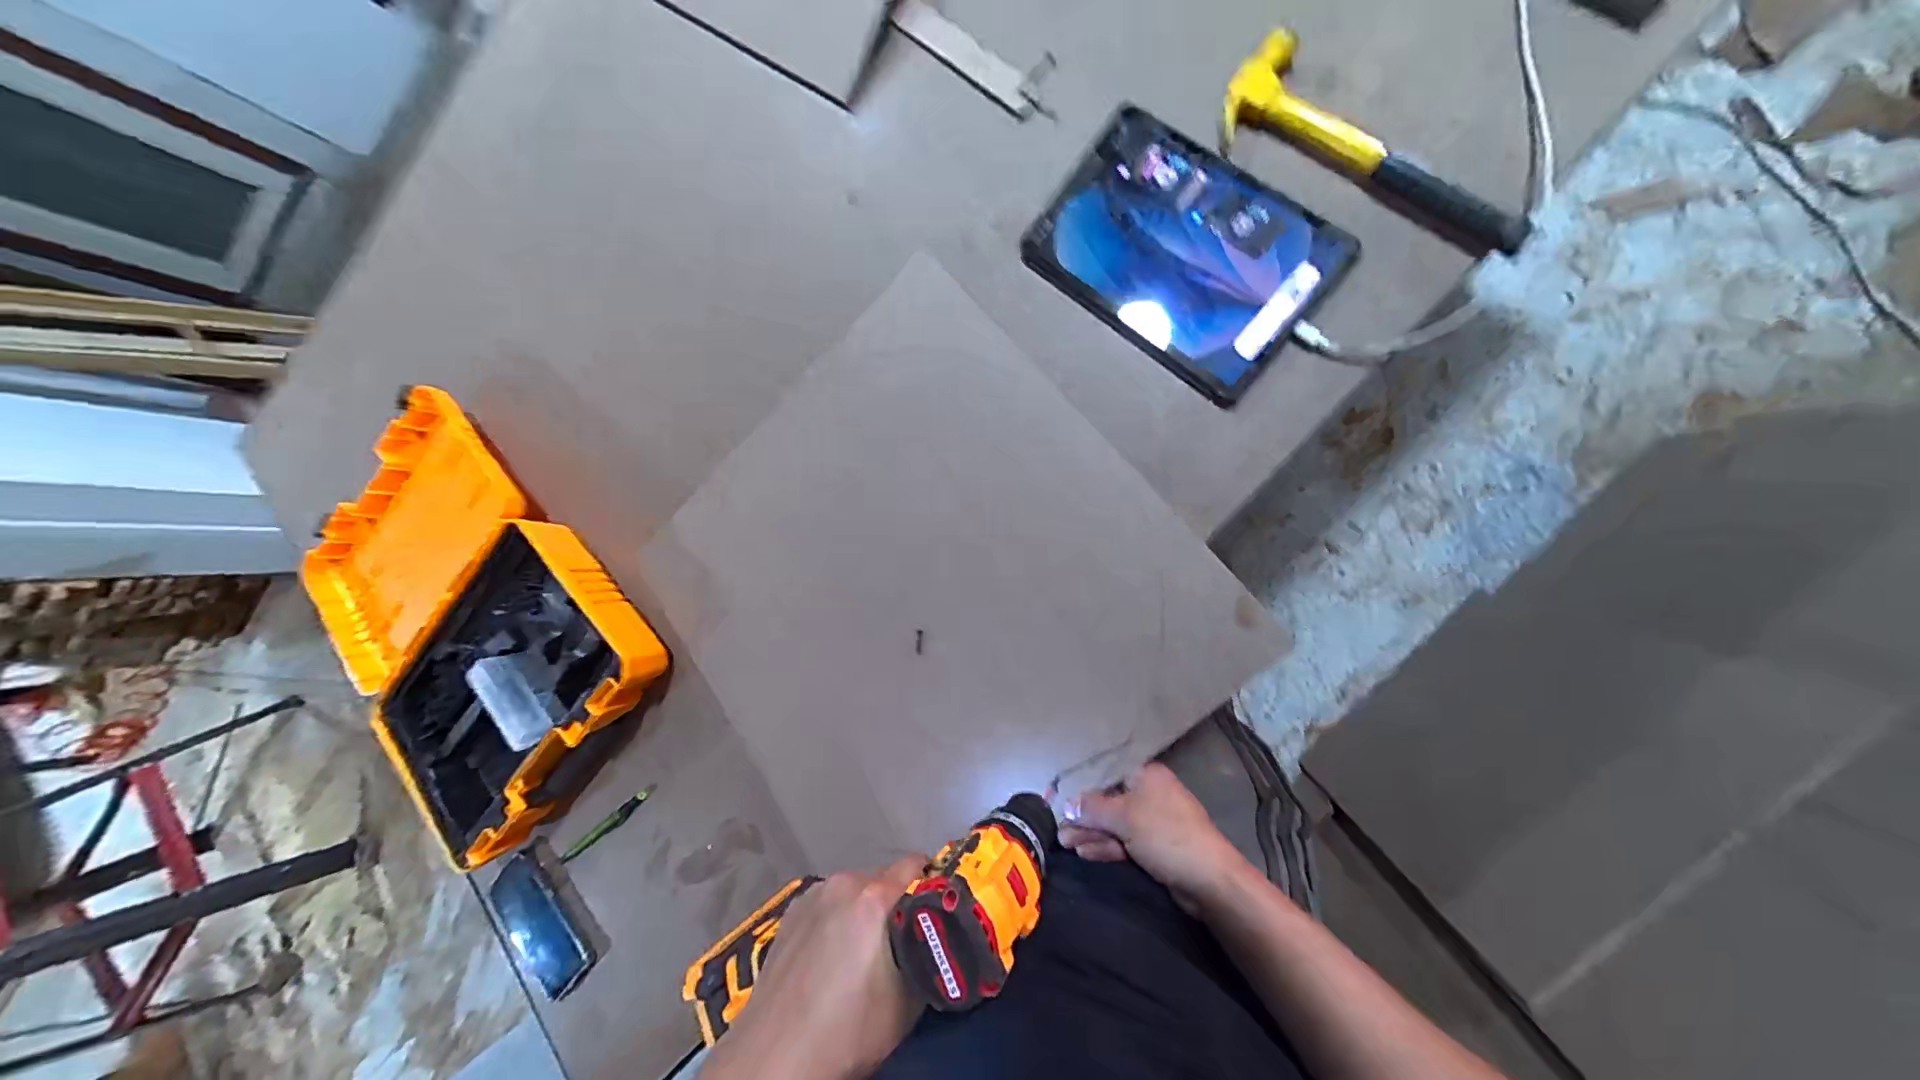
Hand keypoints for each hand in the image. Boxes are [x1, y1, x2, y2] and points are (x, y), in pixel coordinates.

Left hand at [703, 857, 926, 1079]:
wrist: (773, 1057)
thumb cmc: (847, 1030)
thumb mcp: (907, 1003)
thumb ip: (927, 957)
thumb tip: (938, 941)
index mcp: (873, 897)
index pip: (916, 865)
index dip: (931, 885)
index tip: (935, 911)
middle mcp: (843, 883)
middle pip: (883, 878)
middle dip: (895, 902)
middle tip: (899, 942)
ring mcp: (812, 895)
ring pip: (854, 891)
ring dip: (865, 910)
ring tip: (861, 952)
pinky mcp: (791, 911)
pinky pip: (828, 903)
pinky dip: (837, 918)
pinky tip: (830, 955)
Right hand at [1058, 762, 1253, 911]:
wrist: (1210, 879)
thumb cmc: (1166, 835)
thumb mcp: (1124, 817)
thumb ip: (1093, 808)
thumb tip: (1069, 804)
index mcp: (1146, 775)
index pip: (1107, 776)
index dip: (1082, 789)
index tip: (1060, 802)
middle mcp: (1150, 793)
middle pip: (1109, 801)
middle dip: (1085, 818)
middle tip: (1060, 833)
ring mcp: (1154, 822)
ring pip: (1115, 824)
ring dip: (1091, 834)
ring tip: (1065, 844)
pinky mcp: (1156, 847)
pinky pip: (1125, 842)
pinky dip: (1106, 846)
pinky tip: (1085, 852)